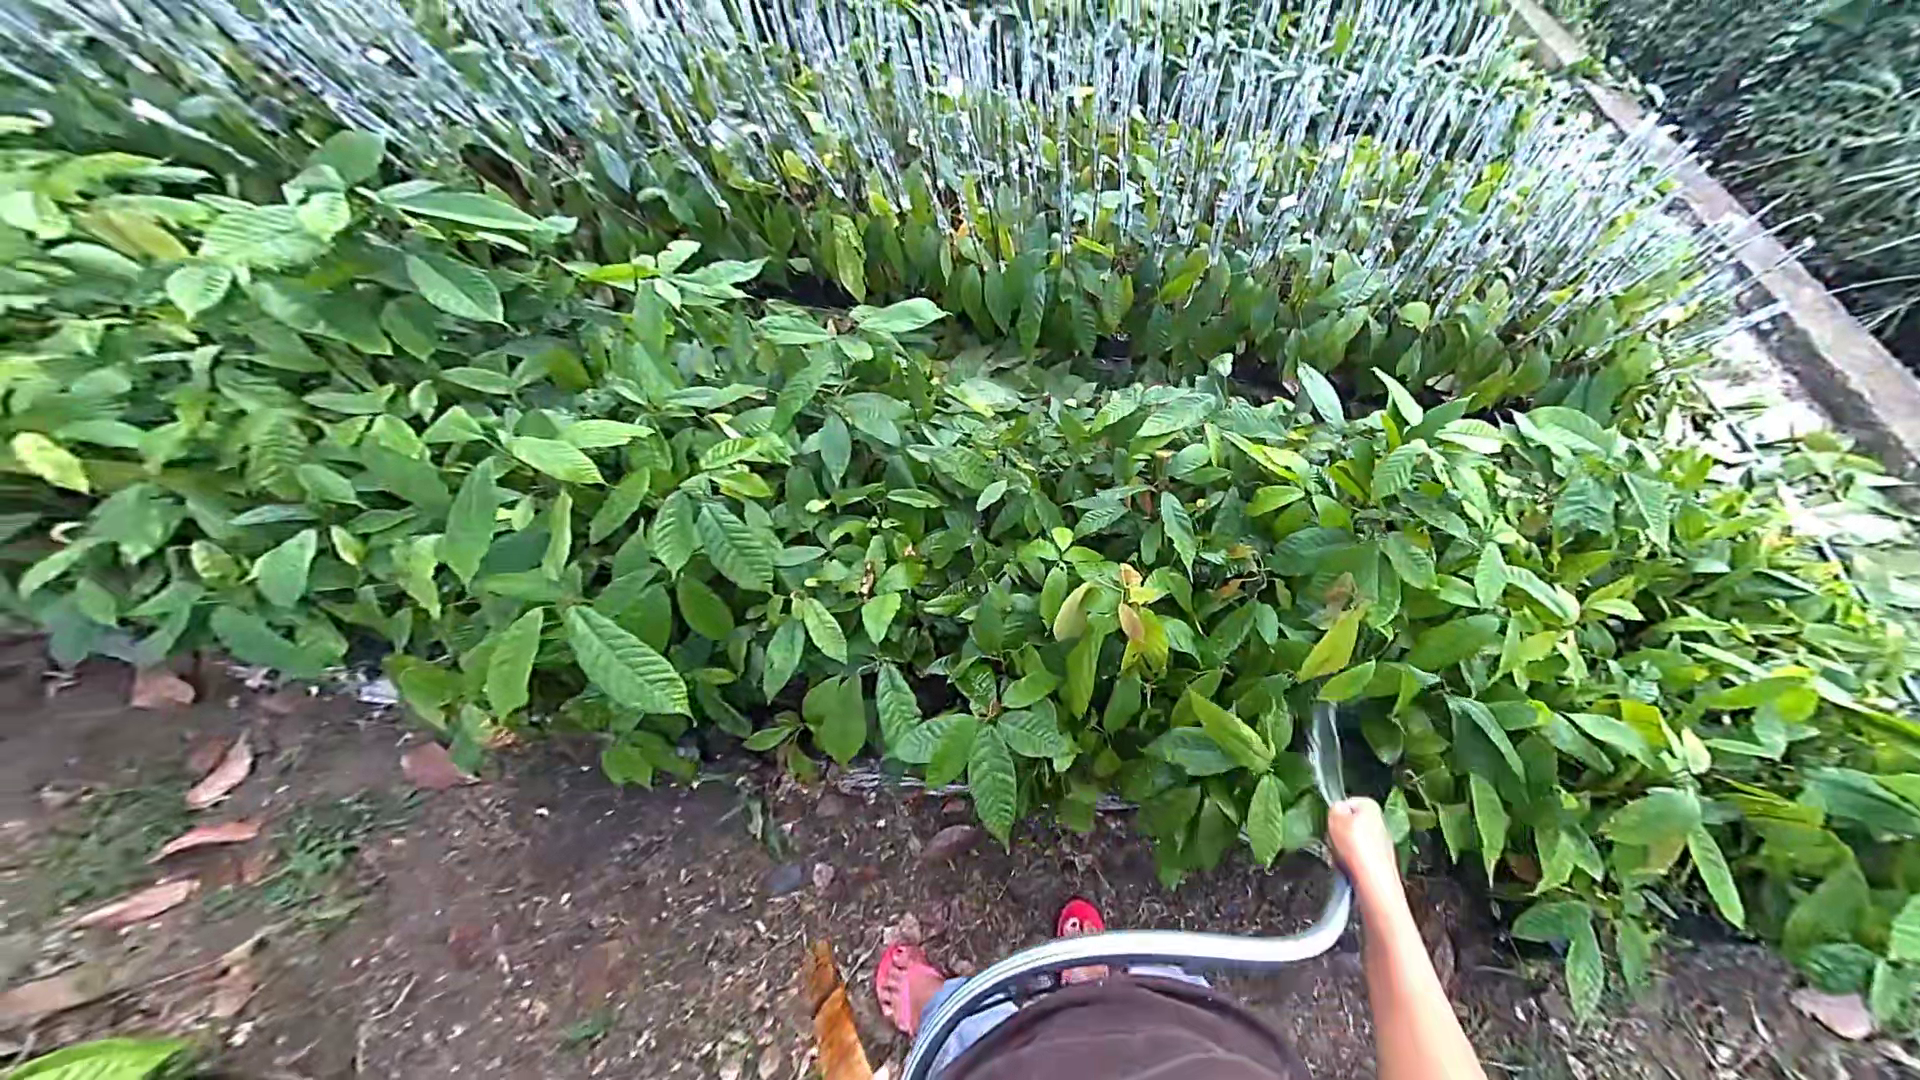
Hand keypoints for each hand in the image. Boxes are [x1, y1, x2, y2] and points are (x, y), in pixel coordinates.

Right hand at [1327, 797, 1404, 908]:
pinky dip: (1353, 859)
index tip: (1332, 822)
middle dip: (1341, 829)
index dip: (1336, 812)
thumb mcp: (1334, 815)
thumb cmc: (1354, 844)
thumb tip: (1339, 810)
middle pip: (1352, 822)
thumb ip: (1335, 806)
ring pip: (1355, 839)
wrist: (1374, 880)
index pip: (1347, 802)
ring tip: (1339, 854)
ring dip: (1345, 846)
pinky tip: (1347, 865)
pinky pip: (1361, 855)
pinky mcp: (1382, 861)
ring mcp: (1384, 843)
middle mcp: (1381, 822)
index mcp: (1371, 806)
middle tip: (1333, 837)